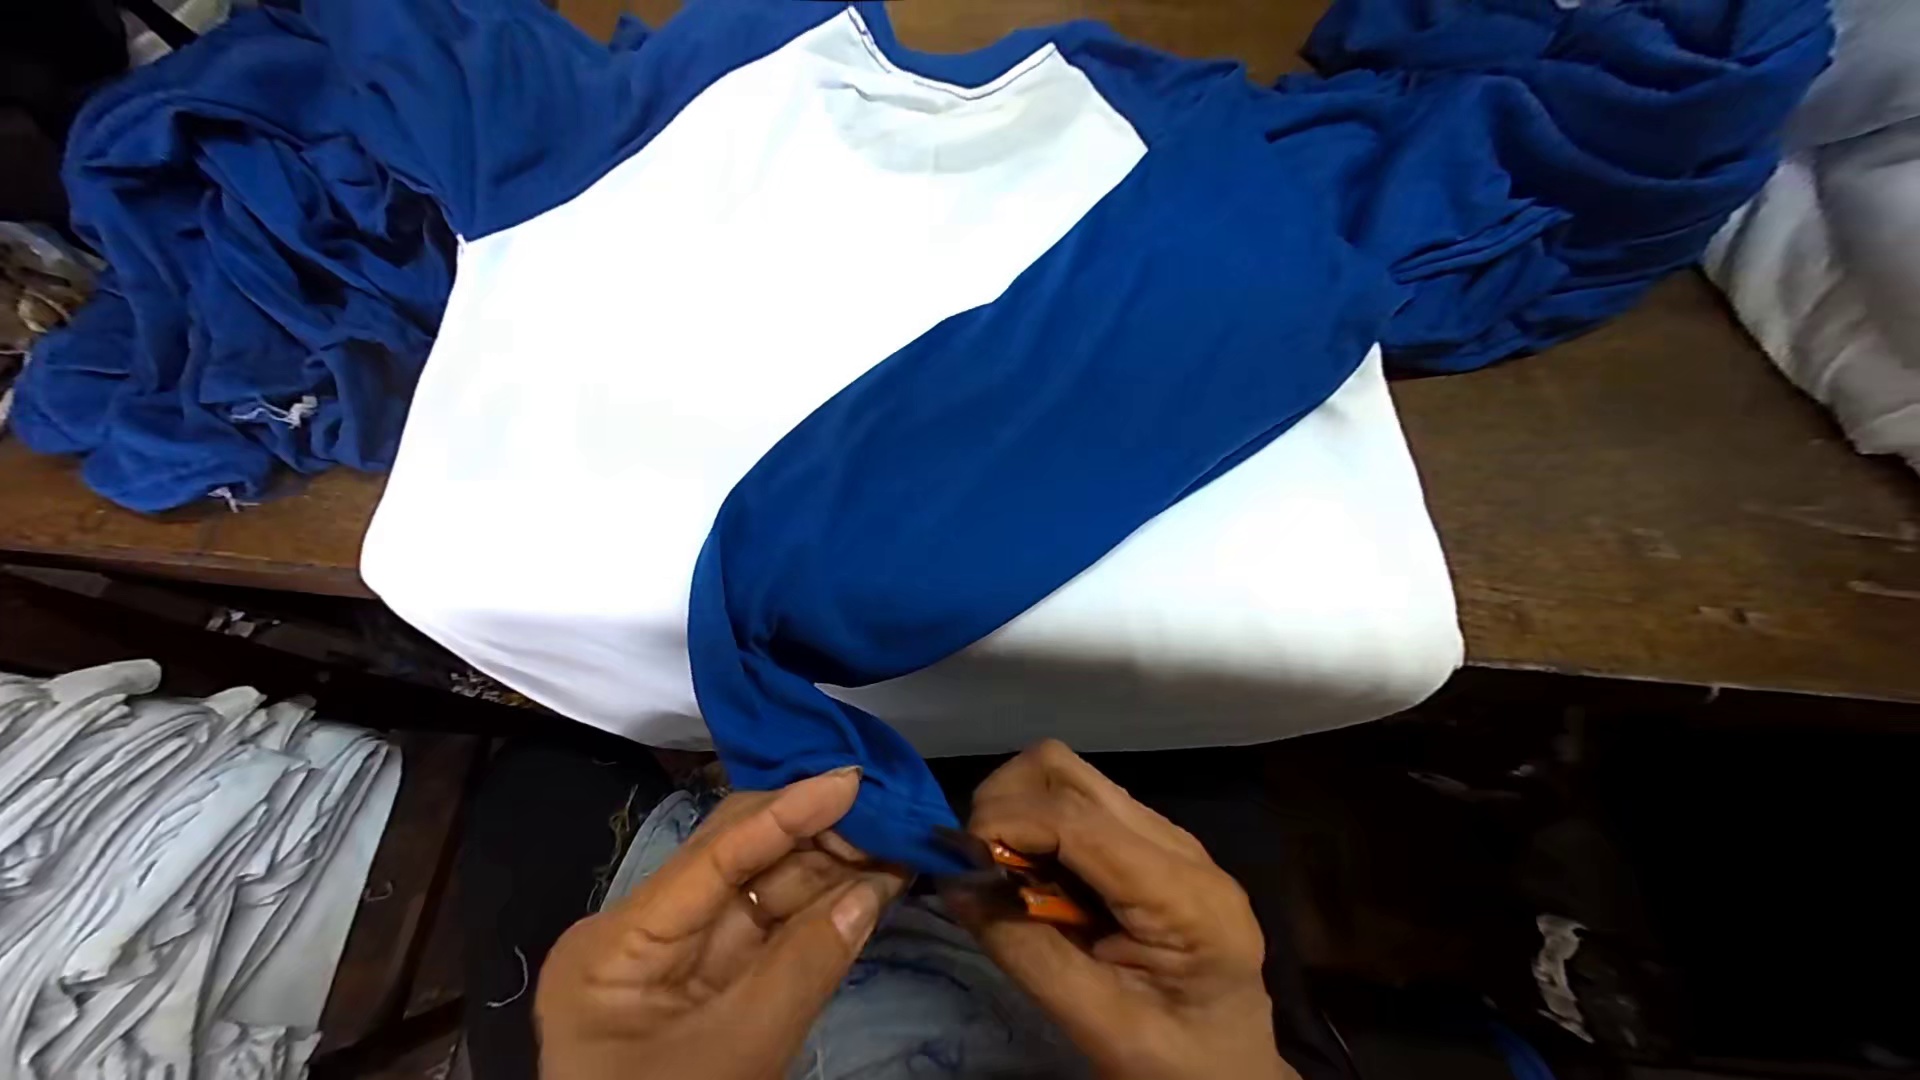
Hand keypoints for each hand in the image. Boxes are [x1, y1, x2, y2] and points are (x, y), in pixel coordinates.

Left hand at [535, 768, 906, 1079]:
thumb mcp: (737, 1057)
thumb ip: (807, 964)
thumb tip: (872, 891)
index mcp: (618, 943)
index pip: (714, 852)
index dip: (789, 811)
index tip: (851, 780)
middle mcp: (648, 926)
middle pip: (740, 852)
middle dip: (817, 834)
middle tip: (885, 819)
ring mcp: (685, 947)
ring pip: (767, 880)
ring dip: (833, 865)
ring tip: (894, 849)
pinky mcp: (719, 968)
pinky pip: (778, 919)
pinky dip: (827, 903)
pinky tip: (872, 884)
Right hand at [949, 741, 1298, 1079]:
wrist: (1235, 1076)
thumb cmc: (1176, 1069)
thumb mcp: (1102, 1031)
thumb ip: (1026, 954)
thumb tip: (954, 885)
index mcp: (1183, 895)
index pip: (1076, 819)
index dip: (1006, 822)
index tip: (960, 858)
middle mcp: (1177, 843)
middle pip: (1065, 769)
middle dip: (1006, 802)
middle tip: (982, 863)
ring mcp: (1164, 833)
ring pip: (1066, 772)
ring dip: (1018, 805)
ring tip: (1006, 868)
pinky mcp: (1147, 835)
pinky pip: (1076, 798)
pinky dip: (1037, 818)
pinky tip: (1036, 870)